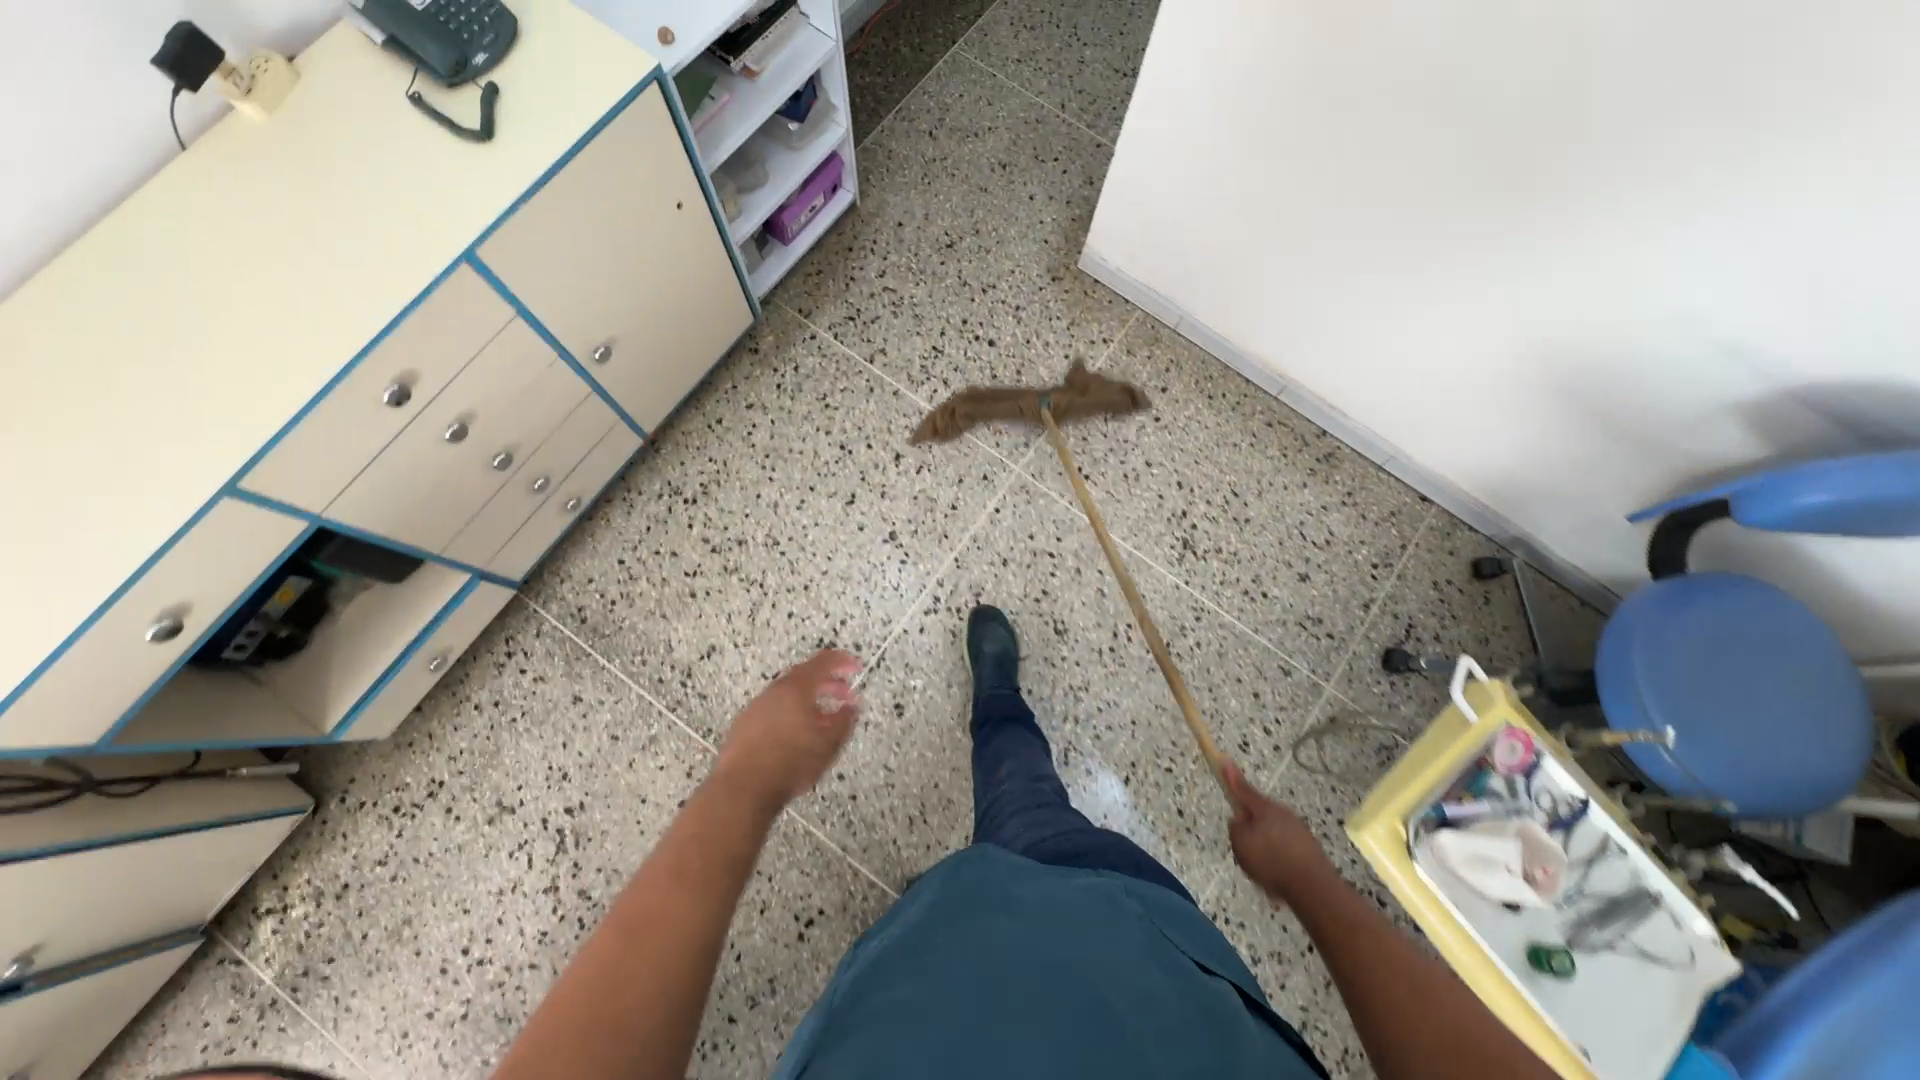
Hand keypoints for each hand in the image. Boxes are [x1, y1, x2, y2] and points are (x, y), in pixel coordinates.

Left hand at [712, 649, 862, 812]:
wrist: (742, 788)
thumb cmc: (790, 764)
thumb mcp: (829, 744)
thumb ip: (844, 720)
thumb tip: (851, 706)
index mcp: (796, 689)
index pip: (823, 662)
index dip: (843, 662)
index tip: (855, 668)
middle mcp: (774, 691)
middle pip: (804, 676)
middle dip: (828, 683)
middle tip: (844, 695)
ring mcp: (756, 707)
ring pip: (788, 694)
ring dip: (809, 700)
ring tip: (823, 719)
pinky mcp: (744, 725)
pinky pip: (774, 709)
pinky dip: (791, 712)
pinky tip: (797, 733)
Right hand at [1224, 761, 1335, 905]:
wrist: (1313, 886)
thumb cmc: (1271, 861)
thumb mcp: (1240, 844)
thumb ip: (1236, 827)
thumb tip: (1240, 819)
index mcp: (1264, 809)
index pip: (1243, 789)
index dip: (1231, 776)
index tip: (1225, 759)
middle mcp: (1283, 813)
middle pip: (1259, 815)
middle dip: (1251, 828)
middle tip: (1246, 850)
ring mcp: (1298, 829)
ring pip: (1273, 833)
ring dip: (1265, 846)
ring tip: (1263, 871)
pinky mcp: (1308, 847)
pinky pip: (1285, 848)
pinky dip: (1278, 859)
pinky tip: (1277, 878)